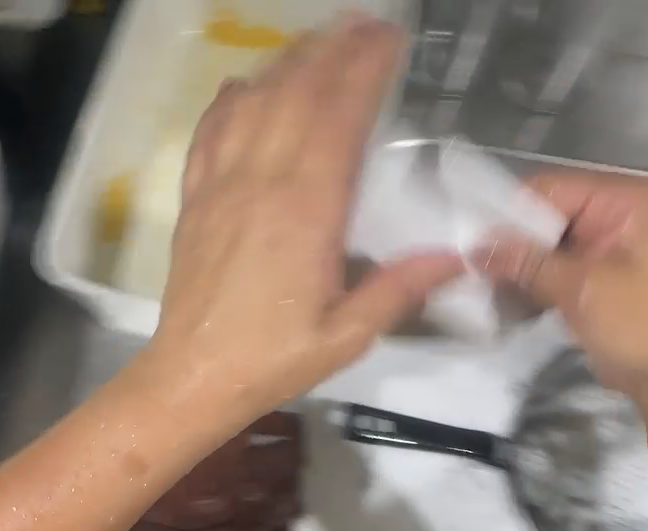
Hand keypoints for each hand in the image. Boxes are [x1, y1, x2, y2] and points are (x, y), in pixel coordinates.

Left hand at [134, 15, 464, 418]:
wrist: (194, 378)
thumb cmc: (272, 361)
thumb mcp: (346, 337)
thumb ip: (398, 291)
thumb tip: (454, 258)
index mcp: (306, 209)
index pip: (339, 113)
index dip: (366, 67)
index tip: (391, 40)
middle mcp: (260, 181)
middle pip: (298, 90)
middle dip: (334, 49)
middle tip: (364, 27)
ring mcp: (219, 186)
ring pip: (253, 100)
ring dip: (287, 62)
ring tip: (317, 43)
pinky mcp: (193, 200)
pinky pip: (210, 131)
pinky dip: (231, 99)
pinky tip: (246, 86)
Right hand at [477, 171, 647, 396]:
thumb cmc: (643, 322)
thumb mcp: (582, 286)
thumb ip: (528, 262)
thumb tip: (476, 248)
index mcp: (625, 200)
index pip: (551, 189)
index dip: (508, 214)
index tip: (470, 242)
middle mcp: (617, 217)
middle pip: (548, 218)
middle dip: (511, 246)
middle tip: (472, 272)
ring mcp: (610, 252)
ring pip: (548, 250)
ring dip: (519, 272)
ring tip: (486, 293)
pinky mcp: (600, 283)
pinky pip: (557, 275)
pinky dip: (533, 289)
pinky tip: (509, 307)